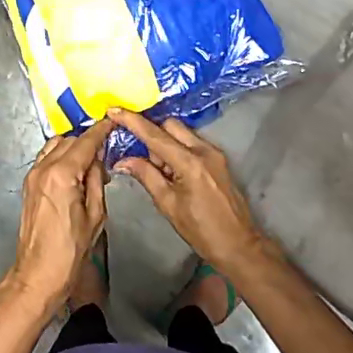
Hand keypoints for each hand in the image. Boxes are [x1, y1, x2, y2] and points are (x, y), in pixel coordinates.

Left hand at [2, 118, 109, 317]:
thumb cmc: (71, 248)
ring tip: (91, 160)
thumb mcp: (95, 213)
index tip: (114, 121)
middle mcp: (44, 169)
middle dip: (89, 140)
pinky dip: (61, 156)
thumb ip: (97, 179)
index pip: (85, 142)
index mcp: (62, 174)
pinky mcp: (29, 185)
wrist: (38, 274)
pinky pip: (46, 158)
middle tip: (107, 149)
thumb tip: (98, 159)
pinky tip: (75, 169)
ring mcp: (32, 176)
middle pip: (70, 140)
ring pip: (56, 146)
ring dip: (73, 146)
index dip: (102, 130)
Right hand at [108, 108, 271, 273]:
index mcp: (190, 162)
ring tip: (160, 174)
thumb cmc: (200, 230)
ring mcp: (214, 152)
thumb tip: (123, 160)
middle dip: (152, 135)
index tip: (114, 110)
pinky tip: (173, 174)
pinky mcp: (218, 159)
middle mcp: (204, 150)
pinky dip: (177, 152)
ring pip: (182, 134)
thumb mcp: (168, 205)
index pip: (156, 135)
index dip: (133, 121)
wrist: (237, 242)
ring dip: (165, 145)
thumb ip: (147, 176)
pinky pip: (192, 144)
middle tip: (142, 161)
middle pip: (171, 126)